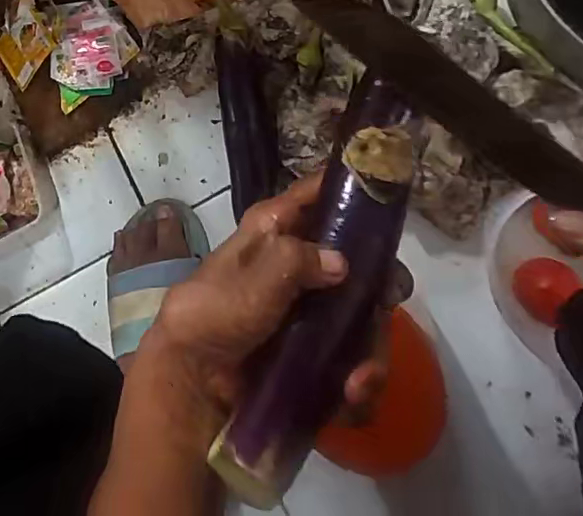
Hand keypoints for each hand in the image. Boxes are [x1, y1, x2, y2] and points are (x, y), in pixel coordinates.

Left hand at [138, 172, 399, 421]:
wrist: (196, 374)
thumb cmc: (215, 312)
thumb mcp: (251, 281)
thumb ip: (294, 261)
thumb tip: (343, 260)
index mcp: (275, 229)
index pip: (314, 194)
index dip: (347, 189)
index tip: (386, 202)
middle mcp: (299, 261)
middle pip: (361, 261)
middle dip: (379, 289)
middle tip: (379, 308)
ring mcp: (313, 307)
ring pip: (365, 315)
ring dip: (369, 351)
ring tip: (355, 380)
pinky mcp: (320, 346)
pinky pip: (357, 357)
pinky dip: (360, 379)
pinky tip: (349, 393)